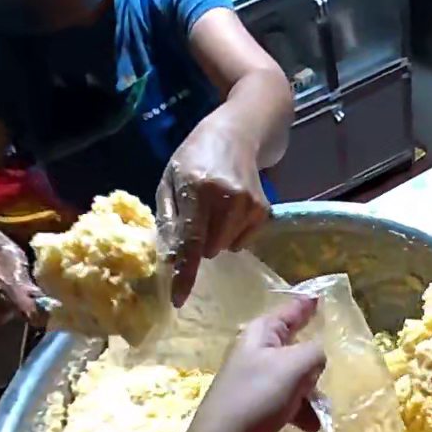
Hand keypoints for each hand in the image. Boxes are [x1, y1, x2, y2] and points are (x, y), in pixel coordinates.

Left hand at [157, 126, 269, 307]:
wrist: (238, 133)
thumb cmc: (195, 157)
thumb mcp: (169, 180)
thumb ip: (167, 221)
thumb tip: (169, 261)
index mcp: (196, 188)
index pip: (189, 241)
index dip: (184, 273)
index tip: (179, 299)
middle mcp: (226, 198)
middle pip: (208, 251)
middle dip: (198, 244)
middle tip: (197, 217)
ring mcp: (249, 205)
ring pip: (226, 248)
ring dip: (216, 238)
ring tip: (215, 210)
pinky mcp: (263, 211)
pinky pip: (242, 242)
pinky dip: (233, 233)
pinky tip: (231, 210)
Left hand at [180, 298, 326, 431]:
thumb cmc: (260, 393)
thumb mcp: (296, 363)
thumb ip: (316, 351)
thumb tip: (319, 356)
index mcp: (261, 333)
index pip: (289, 311)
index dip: (307, 304)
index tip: (322, 296)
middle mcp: (256, 352)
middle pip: (295, 347)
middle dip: (314, 360)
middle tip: (328, 368)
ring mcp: (256, 380)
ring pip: (296, 377)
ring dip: (311, 391)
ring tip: (319, 407)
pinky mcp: (258, 406)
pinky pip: (289, 401)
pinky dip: (301, 411)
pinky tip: (310, 426)